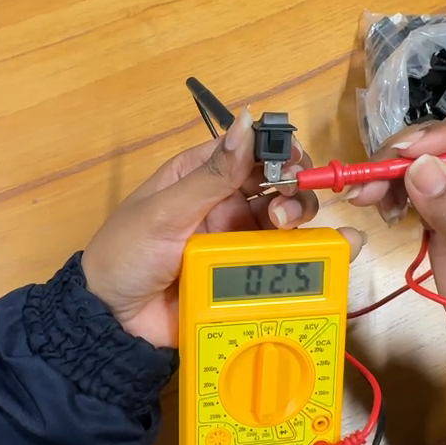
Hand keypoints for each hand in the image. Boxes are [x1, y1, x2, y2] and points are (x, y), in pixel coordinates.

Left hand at [82, 112, 360, 347]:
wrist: (112, 323)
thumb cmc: (126, 255)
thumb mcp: (165, 211)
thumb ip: (211, 174)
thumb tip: (247, 121)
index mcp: (199, 176)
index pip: (249, 150)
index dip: (277, 149)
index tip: (294, 159)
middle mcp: (224, 204)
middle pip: (277, 183)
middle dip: (292, 185)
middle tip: (284, 204)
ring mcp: (237, 240)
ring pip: (286, 220)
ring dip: (298, 216)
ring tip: (285, 226)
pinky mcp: (245, 276)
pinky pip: (283, 260)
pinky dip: (311, 253)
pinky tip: (333, 250)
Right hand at [347, 99, 445, 354]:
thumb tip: (418, 165)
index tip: (411, 153)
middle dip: (406, 152)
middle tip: (372, 178)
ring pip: (421, 156)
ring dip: (389, 171)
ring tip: (367, 198)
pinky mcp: (442, 204)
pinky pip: (410, 181)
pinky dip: (389, 189)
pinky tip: (380, 209)